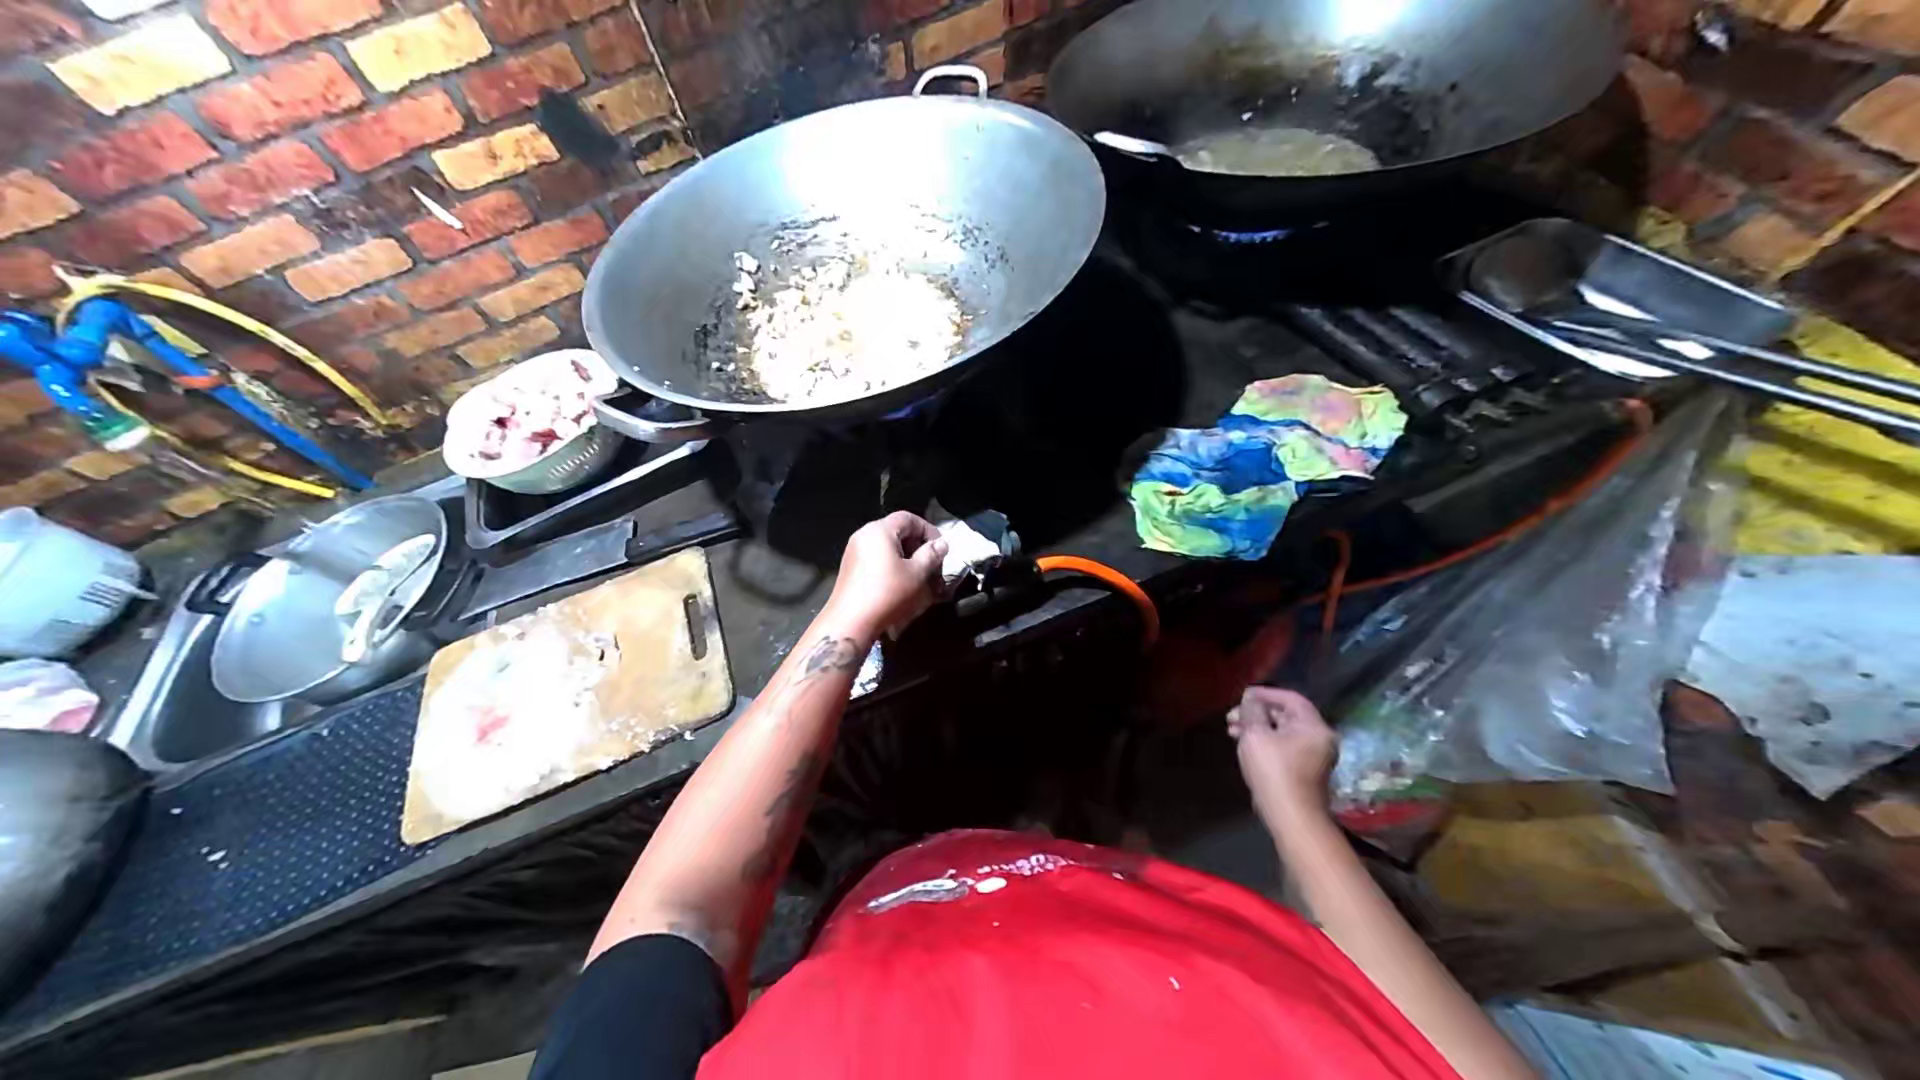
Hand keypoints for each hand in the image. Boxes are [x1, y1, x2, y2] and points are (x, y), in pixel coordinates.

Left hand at [822, 512, 948, 640]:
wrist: (850, 622)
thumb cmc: (887, 594)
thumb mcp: (916, 573)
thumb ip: (931, 554)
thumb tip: (942, 544)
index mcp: (879, 530)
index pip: (909, 518)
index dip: (929, 531)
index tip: (941, 550)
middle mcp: (864, 535)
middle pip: (897, 530)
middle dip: (918, 545)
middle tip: (932, 564)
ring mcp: (854, 550)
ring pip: (887, 545)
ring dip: (907, 556)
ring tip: (919, 575)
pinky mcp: (851, 566)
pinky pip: (876, 556)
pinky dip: (892, 564)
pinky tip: (901, 582)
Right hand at [1229, 687, 1335, 827]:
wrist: (1289, 815)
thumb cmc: (1273, 770)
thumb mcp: (1256, 734)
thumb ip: (1252, 711)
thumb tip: (1251, 700)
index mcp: (1314, 727)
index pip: (1290, 699)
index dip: (1265, 693)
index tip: (1242, 695)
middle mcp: (1319, 739)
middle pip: (1286, 715)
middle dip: (1256, 712)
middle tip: (1232, 715)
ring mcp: (1313, 756)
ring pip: (1281, 732)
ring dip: (1256, 727)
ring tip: (1231, 730)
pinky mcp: (1303, 770)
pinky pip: (1282, 747)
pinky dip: (1264, 741)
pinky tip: (1243, 744)